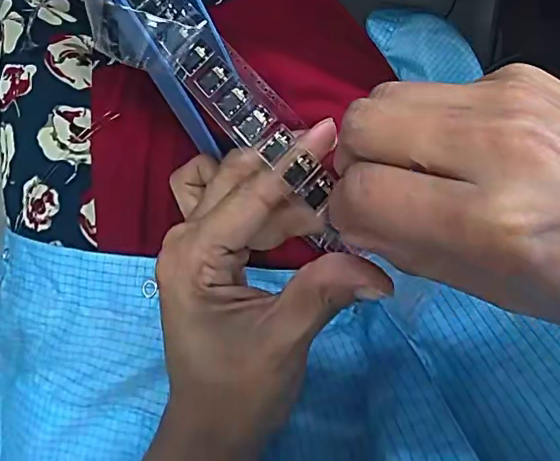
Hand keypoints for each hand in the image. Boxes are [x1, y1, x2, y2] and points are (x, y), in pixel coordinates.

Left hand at [147, 120, 393, 460]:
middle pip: (231, 178)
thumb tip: (377, 267)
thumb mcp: (284, 342)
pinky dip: (260, 205)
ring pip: (226, 187)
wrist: (209, 431)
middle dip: (281, 170)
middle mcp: (182, 236)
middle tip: (330, 168)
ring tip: (317, 200)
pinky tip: (294, 217)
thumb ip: (323, 292)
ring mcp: (187, 242)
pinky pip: (226, 208)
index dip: (291, 160)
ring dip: (270, 188)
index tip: (325, 129)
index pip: (250, 194)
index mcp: (193, 254)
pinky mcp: (200, 252)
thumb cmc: (239, 391)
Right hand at [329, 65, 559, 344]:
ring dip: (384, 133)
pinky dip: (430, 120)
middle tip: (384, 187)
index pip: (363, 195)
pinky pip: (436, 90)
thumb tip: (358, 221)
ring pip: (385, 95)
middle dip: (353, 161)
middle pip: (358, 124)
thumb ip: (424, 253)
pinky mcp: (517, 71)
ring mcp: (506, 97)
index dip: (345, 213)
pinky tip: (474, 145)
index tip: (361, 225)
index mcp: (501, 225)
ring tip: (420, 163)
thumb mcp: (522, 299)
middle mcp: (495, 146)